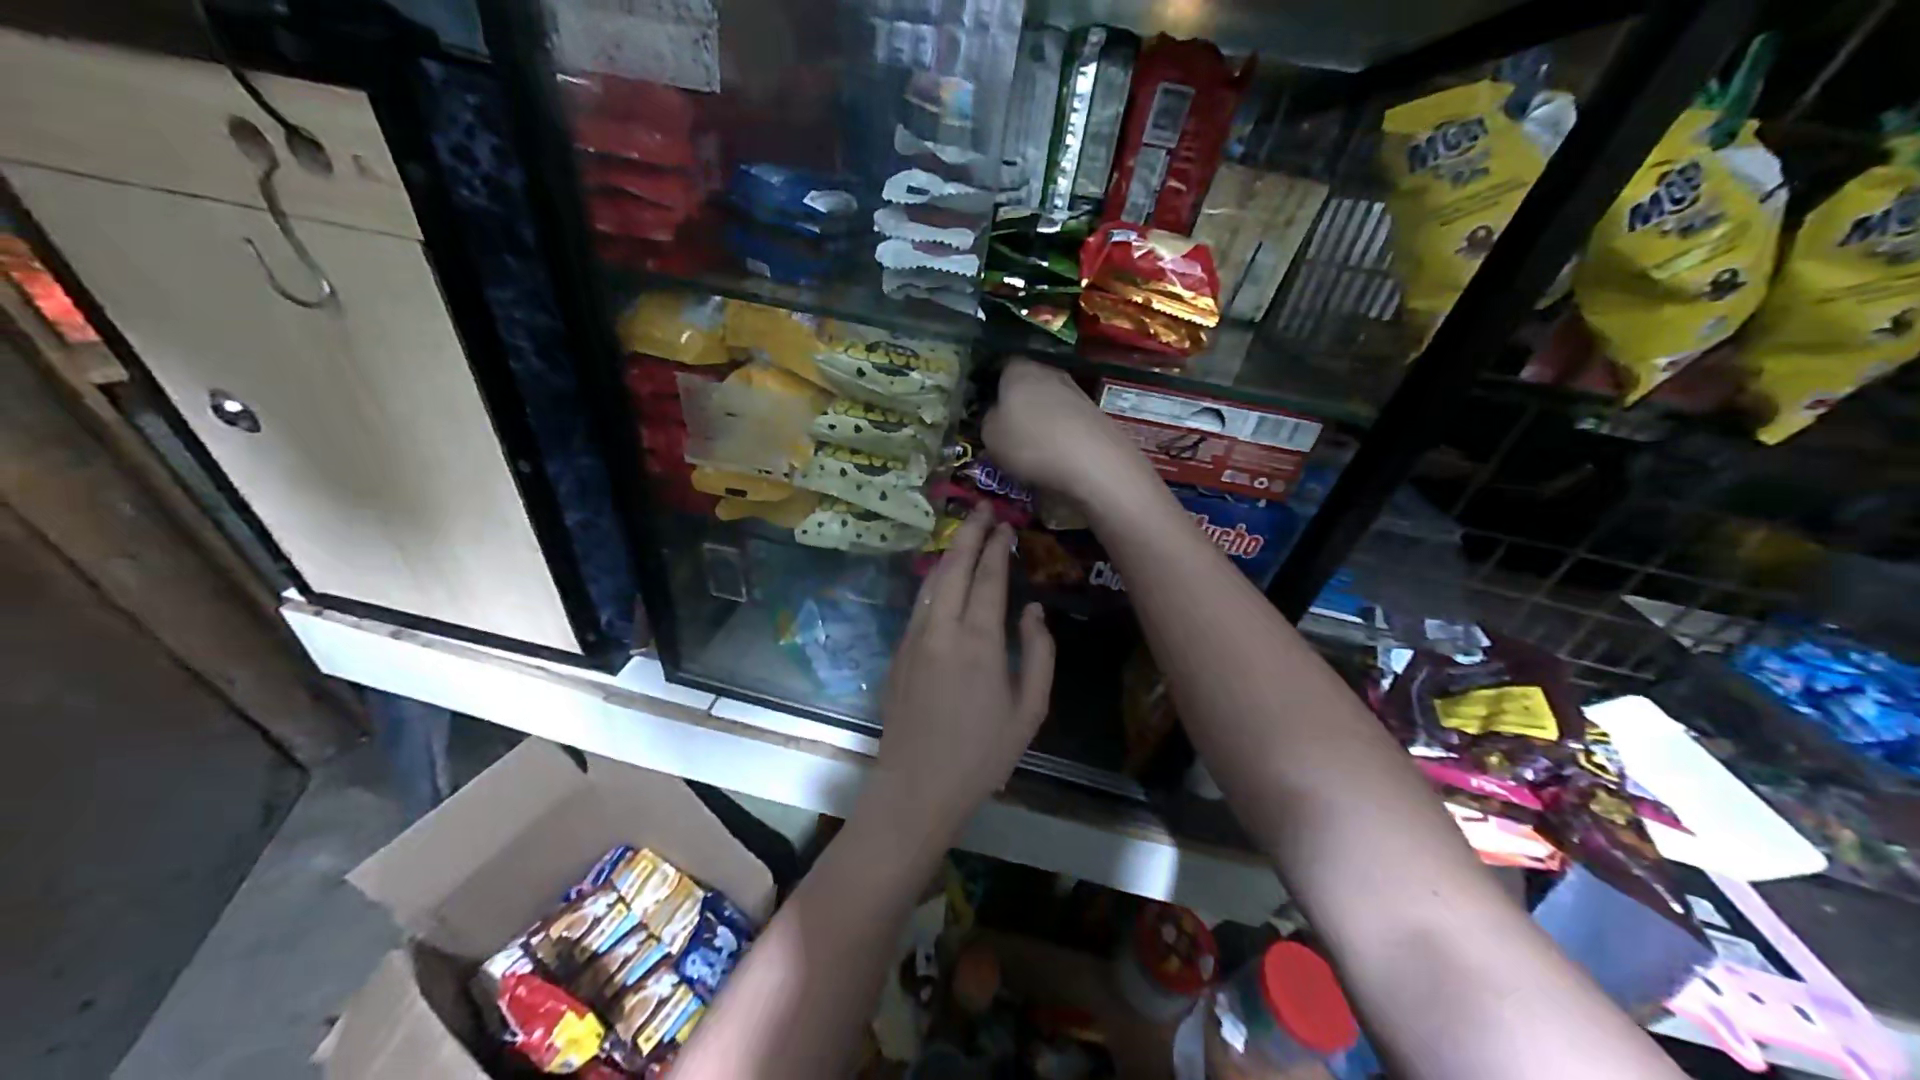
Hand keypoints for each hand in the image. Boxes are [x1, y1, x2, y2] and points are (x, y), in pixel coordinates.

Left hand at [865, 502, 1054, 839]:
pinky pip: (920, 603)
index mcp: (978, 640)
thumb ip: (1038, 654)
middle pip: (954, 566)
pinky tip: (944, 578)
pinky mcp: (899, 652)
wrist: (915, 787)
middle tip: (983, 510)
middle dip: (969, 533)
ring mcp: (914, 638)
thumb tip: (1034, 611)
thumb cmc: (982, 755)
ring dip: (949, 553)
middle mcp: (941, 628)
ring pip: (931, 581)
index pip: (988, 577)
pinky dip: (935, 580)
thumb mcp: (1029, 710)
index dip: (997, 546)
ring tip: (965, 534)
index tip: (1005, 524)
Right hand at [981, 358, 1160, 505]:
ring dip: (1038, 417)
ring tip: (1029, 445)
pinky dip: (1058, 432)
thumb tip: (996, 414)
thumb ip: (988, 419)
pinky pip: (1066, 419)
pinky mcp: (1095, 413)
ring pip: (1047, 400)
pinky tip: (1054, 453)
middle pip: (1026, 381)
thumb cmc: (1031, 443)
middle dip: (1015, 401)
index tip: (981, 401)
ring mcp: (1076, 391)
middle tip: (1004, 425)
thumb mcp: (990, 436)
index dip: (989, 381)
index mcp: (1019, 368)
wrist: (1095, 463)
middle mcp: (1049, 371)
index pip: (999, 363)